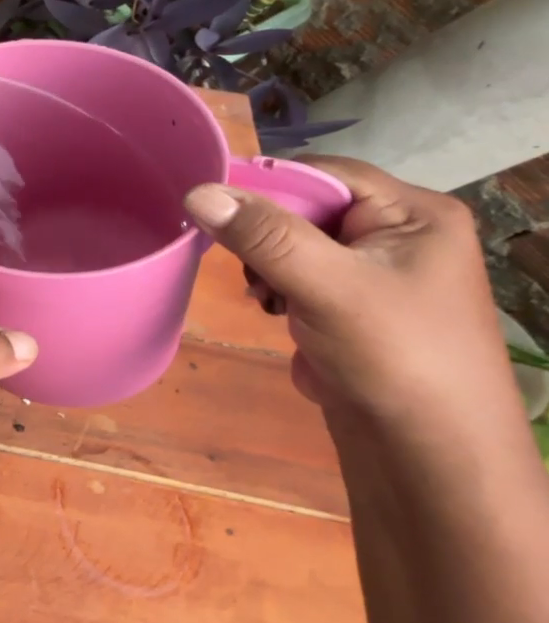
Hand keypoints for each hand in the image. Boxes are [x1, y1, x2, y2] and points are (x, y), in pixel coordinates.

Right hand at [182, 156, 512, 429]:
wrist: (427, 449)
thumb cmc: (396, 357)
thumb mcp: (327, 287)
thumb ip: (263, 235)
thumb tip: (197, 190)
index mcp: (417, 214)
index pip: (324, 173)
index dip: (267, 186)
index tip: (213, 209)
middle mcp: (401, 231)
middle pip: (305, 204)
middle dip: (264, 234)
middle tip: (249, 269)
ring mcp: (377, 267)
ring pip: (291, 236)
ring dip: (264, 262)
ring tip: (268, 297)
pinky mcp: (352, 298)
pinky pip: (296, 267)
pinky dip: (274, 283)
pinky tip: (275, 309)